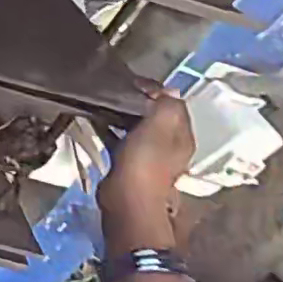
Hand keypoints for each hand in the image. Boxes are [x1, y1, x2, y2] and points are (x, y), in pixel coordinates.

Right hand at [100, 82, 194, 224]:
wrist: (127, 198)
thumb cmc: (145, 161)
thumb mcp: (160, 127)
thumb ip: (167, 106)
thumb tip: (170, 90)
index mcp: (182, 136)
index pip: (174, 105)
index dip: (157, 90)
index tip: (133, 82)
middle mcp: (171, 146)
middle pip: (157, 116)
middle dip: (141, 102)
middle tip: (118, 91)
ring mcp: (150, 156)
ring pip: (139, 127)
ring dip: (126, 115)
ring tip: (106, 104)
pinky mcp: (130, 164)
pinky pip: (123, 138)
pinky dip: (114, 129)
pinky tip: (100, 125)